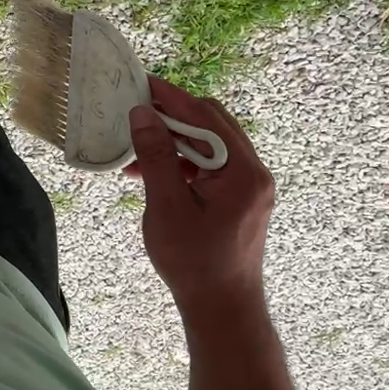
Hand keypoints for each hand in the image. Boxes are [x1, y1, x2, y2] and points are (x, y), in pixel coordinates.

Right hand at [126, 77, 274, 327]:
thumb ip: (156, 155)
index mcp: (243, 173)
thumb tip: (142, 113)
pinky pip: (209, 164)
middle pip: (213, 124)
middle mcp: (254, 173)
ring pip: (210, 143)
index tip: (139, 82)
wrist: (222, 307)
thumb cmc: (193, 259)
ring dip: (173, 138)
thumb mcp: (167, 204)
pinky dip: (180, 159)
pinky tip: (149, 171)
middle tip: (134, 108)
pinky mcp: (239, 199)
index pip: (205, 118)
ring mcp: (249, 187)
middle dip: (172, 113)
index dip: (171, 97)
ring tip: (136, 144)